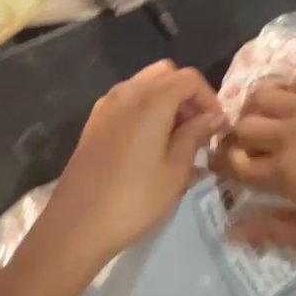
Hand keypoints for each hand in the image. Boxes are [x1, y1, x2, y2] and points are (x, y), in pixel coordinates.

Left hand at [36, 61, 226, 268]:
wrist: (77, 222)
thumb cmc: (134, 198)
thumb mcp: (175, 170)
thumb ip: (195, 135)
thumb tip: (213, 117)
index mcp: (151, 98)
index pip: (189, 78)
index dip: (209, 98)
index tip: (218, 127)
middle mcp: (127, 91)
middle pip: (166, 74)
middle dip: (187, 95)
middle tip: (199, 129)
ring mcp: (107, 104)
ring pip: (145, 84)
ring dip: (166, 100)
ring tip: (178, 138)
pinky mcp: (95, 120)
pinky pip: (127, 100)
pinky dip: (145, 109)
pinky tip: (151, 143)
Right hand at [212, 71, 295, 259]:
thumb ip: (278, 227)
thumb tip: (233, 229)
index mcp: (286, 173)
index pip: (236, 163)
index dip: (224, 166)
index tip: (224, 172)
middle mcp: (292, 132)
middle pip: (244, 124)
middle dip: (235, 136)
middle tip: (244, 149)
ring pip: (265, 92)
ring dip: (256, 106)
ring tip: (265, 121)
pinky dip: (289, 85)